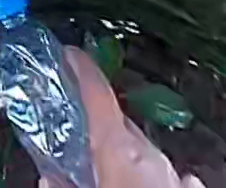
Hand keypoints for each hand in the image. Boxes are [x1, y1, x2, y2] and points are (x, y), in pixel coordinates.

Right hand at [53, 46, 203, 187]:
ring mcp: (177, 176)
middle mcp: (151, 156)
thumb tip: (48, 177)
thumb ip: (63, 186)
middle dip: (100, 123)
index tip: (69, 52)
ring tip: (107, 166)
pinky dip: (155, 176)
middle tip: (77, 127)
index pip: (97, 93)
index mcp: (120, 150)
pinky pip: (171, 177)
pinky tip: (148, 183)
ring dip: (126, 153)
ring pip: (145, 151)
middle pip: (120, 124)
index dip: (82, 67)